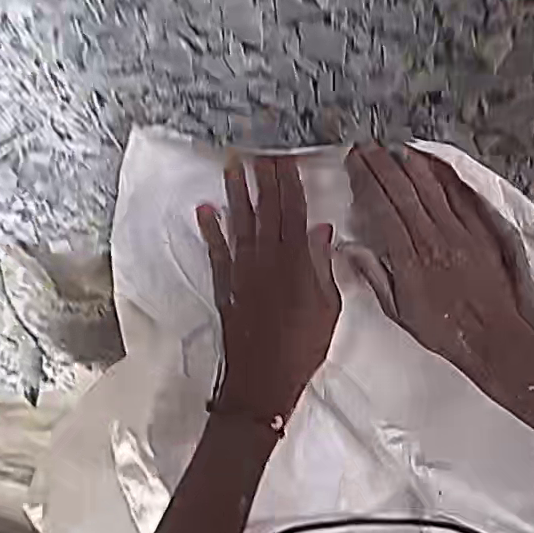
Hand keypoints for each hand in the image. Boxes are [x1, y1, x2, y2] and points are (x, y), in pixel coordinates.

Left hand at [197, 154, 339, 423]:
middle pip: (267, 210)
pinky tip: (206, 209)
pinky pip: (217, 251)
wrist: (261, 383)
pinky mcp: (225, 285)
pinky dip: (210, 229)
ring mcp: (242, 271)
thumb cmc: (302, 348)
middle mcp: (267, 260)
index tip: (286, 158)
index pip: (294, 213)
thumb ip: (322, 267)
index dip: (290, 183)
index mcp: (296, 264)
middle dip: (264, 178)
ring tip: (233, 166)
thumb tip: (322, 229)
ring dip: (237, 193)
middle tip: (259, 149)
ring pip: (241, 223)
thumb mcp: (327, 309)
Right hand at [344, 145, 533, 433]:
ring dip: (409, 165)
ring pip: (429, 189)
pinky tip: (431, 165)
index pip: (382, 208)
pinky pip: (458, 197)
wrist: (499, 340)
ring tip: (394, 148)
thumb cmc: (447, 332)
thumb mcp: (400, 313)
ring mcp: (459, 233)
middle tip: (367, 147)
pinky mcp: (481, 232)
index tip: (354, 163)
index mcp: (409, 260)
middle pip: (402, 192)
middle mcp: (432, 240)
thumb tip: (350, 250)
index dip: (366, 181)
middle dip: (381, 165)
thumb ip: (375, 277)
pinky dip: (442, 178)